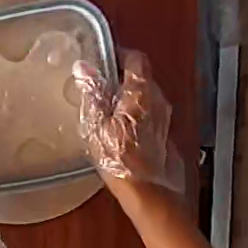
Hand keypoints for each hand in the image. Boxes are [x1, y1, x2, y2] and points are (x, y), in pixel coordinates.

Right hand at [73, 49, 185, 199]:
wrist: (147, 193)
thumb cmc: (119, 157)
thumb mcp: (97, 124)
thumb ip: (93, 93)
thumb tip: (83, 66)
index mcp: (141, 93)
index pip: (136, 59)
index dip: (120, 54)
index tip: (102, 57)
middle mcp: (158, 100)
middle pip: (142, 77)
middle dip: (122, 75)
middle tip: (98, 81)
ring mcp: (164, 118)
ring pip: (146, 95)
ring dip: (128, 95)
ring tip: (106, 103)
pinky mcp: (163, 134)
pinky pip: (148, 113)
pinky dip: (135, 111)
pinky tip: (119, 125)